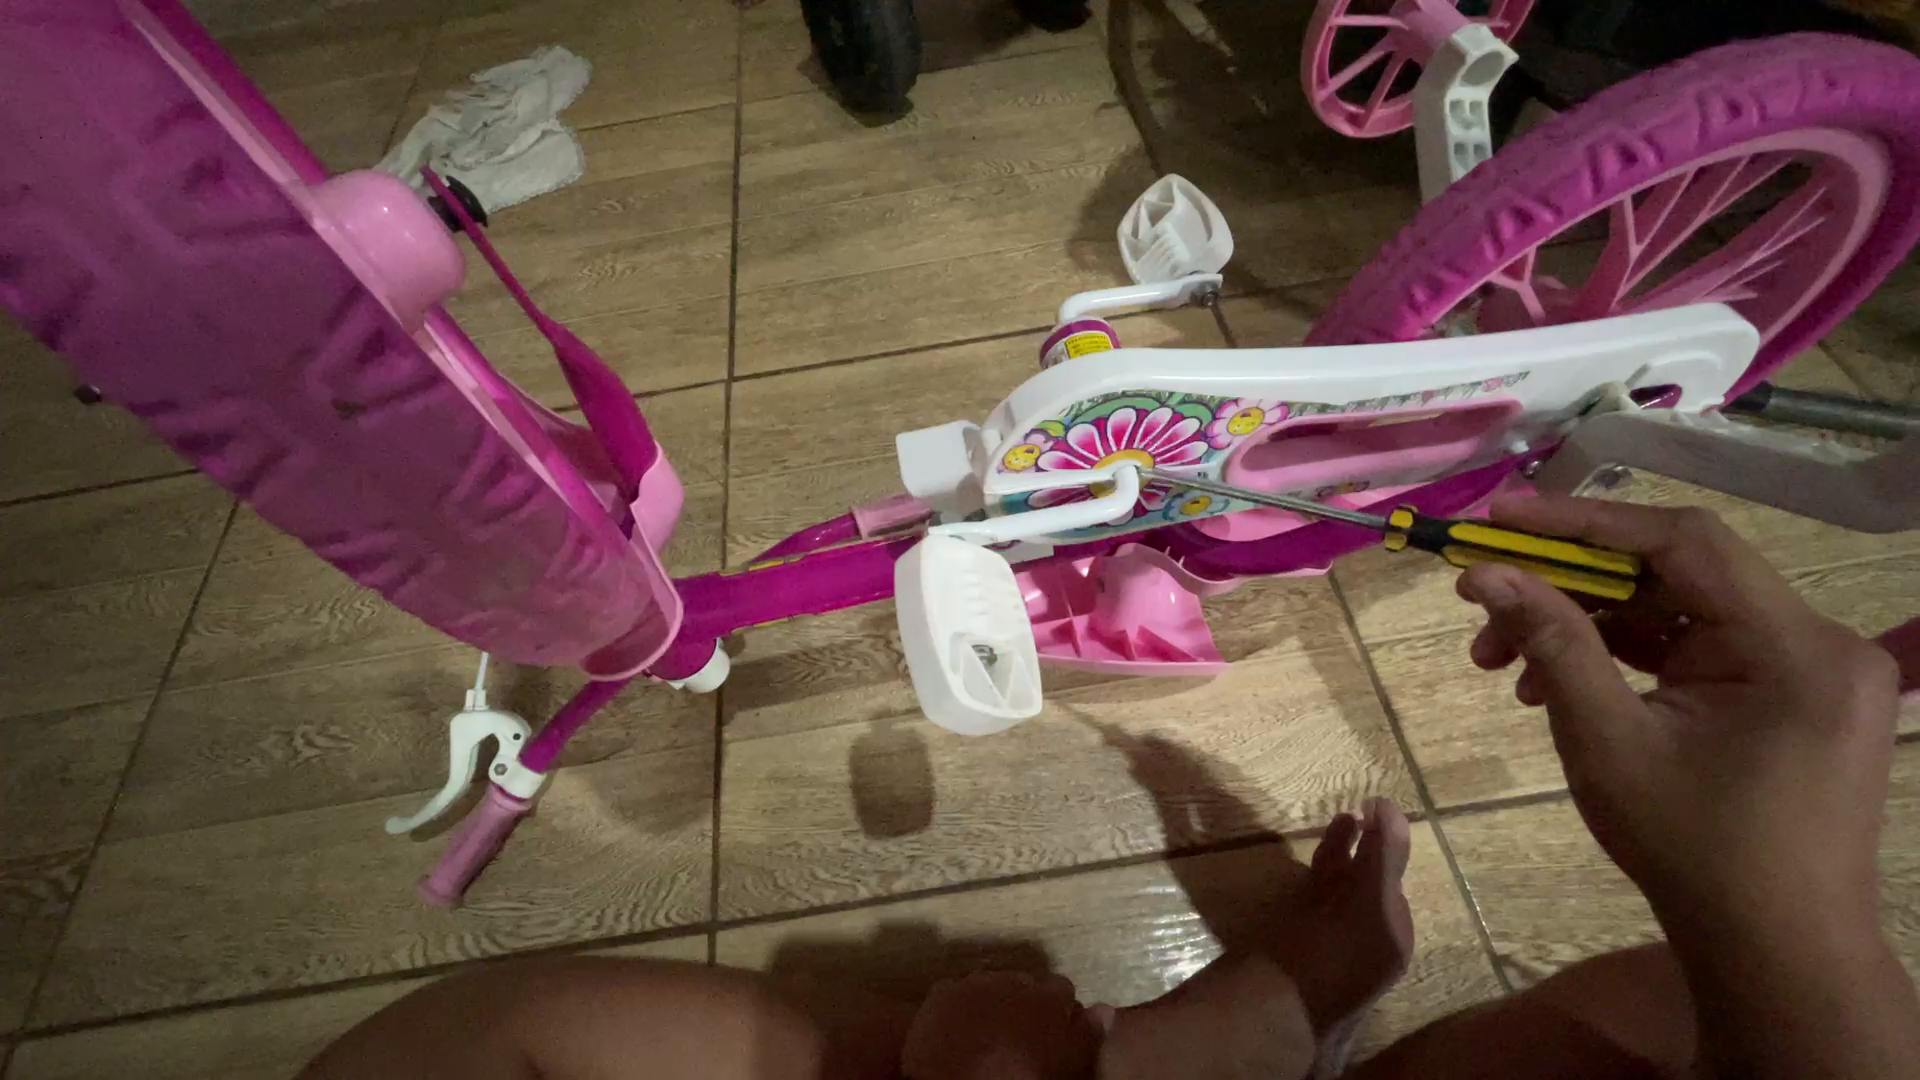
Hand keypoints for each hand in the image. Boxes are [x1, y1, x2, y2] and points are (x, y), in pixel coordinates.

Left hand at [901, 971, 1100, 1079]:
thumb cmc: (1019, 1079)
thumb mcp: (1063, 1066)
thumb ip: (1086, 1037)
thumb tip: (1105, 1010)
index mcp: (1045, 998)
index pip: (1063, 988)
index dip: (1061, 1011)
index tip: (1058, 1032)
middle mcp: (1010, 980)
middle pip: (1026, 984)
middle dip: (1027, 1002)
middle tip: (1023, 1037)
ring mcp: (973, 983)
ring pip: (992, 985)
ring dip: (995, 1002)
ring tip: (992, 1035)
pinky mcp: (942, 992)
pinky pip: (958, 992)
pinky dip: (963, 1007)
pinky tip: (961, 1033)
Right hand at [1455, 496, 1900, 938]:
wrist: (1766, 942)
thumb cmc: (1690, 843)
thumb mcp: (1603, 736)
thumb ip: (1550, 642)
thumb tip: (1484, 573)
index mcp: (1792, 648)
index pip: (1683, 543)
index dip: (1583, 521)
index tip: (1499, 518)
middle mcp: (1806, 642)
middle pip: (1663, 574)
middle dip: (1560, 585)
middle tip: (1478, 597)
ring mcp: (1786, 667)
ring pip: (1655, 609)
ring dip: (1568, 624)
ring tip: (1494, 662)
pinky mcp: (1761, 690)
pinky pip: (1667, 645)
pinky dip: (1598, 654)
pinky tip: (1540, 684)